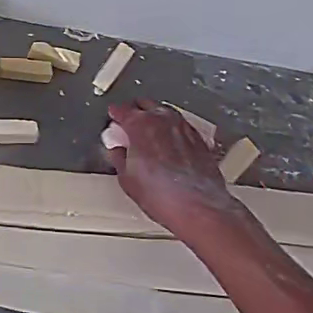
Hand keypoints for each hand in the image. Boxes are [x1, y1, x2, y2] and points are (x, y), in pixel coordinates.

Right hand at [103, 99, 246, 235]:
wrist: (198, 207)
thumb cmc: (165, 195)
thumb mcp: (127, 179)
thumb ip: (119, 157)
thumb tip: (118, 152)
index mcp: (140, 125)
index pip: (122, 109)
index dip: (115, 113)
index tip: (113, 117)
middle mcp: (163, 119)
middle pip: (144, 104)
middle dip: (135, 111)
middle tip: (128, 123)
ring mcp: (183, 126)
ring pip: (164, 112)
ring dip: (154, 117)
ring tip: (148, 133)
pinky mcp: (198, 137)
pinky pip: (180, 125)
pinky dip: (171, 129)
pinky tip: (168, 143)